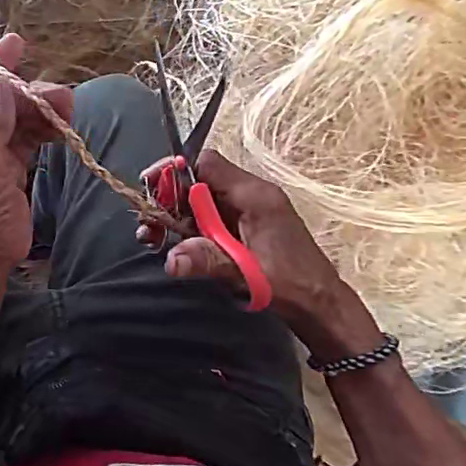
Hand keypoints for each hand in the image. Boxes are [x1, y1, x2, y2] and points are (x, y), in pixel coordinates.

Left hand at [0, 34, 72, 311]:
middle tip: (62, 96)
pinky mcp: (9, 169)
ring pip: (19, 120)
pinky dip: (45, 132)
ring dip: (43, 112)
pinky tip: (63, 128)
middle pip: (2, 102)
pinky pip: (28, 140)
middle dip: (31, 94)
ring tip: (69, 109)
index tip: (17, 41)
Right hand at [137, 147, 380, 358]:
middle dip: (166, 198)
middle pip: (195, 180)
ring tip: (154, 237)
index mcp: (253, 195)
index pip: (206, 163)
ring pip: (196, 198)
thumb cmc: (289, 284)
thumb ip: (207, 260)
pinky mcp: (240, 223)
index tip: (150, 192)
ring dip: (171, 214)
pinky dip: (184, 224)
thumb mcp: (246, 272)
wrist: (318, 303)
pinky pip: (205, 213)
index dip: (173, 173)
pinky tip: (173, 243)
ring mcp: (244, 208)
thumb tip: (171, 261)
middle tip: (148, 223)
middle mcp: (248, 194)